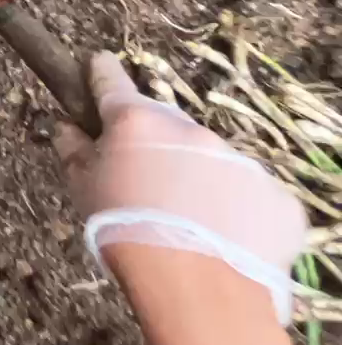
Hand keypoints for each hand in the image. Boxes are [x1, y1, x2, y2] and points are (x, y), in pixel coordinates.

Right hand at [53, 53, 306, 322]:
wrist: (195, 283)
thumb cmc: (121, 223)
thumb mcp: (79, 182)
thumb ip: (72, 146)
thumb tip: (67, 127)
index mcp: (134, 120)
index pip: (111, 81)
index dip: (100, 71)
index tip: (98, 61)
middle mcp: (189, 130)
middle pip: (163, 121)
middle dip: (150, 135)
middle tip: (138, 167)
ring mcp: (240, 162)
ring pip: (206, 154)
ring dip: (191, 168)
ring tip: (180, 207)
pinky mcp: (277, 197)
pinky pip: (245, 187)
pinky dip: (229, 198)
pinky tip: (217, 225)